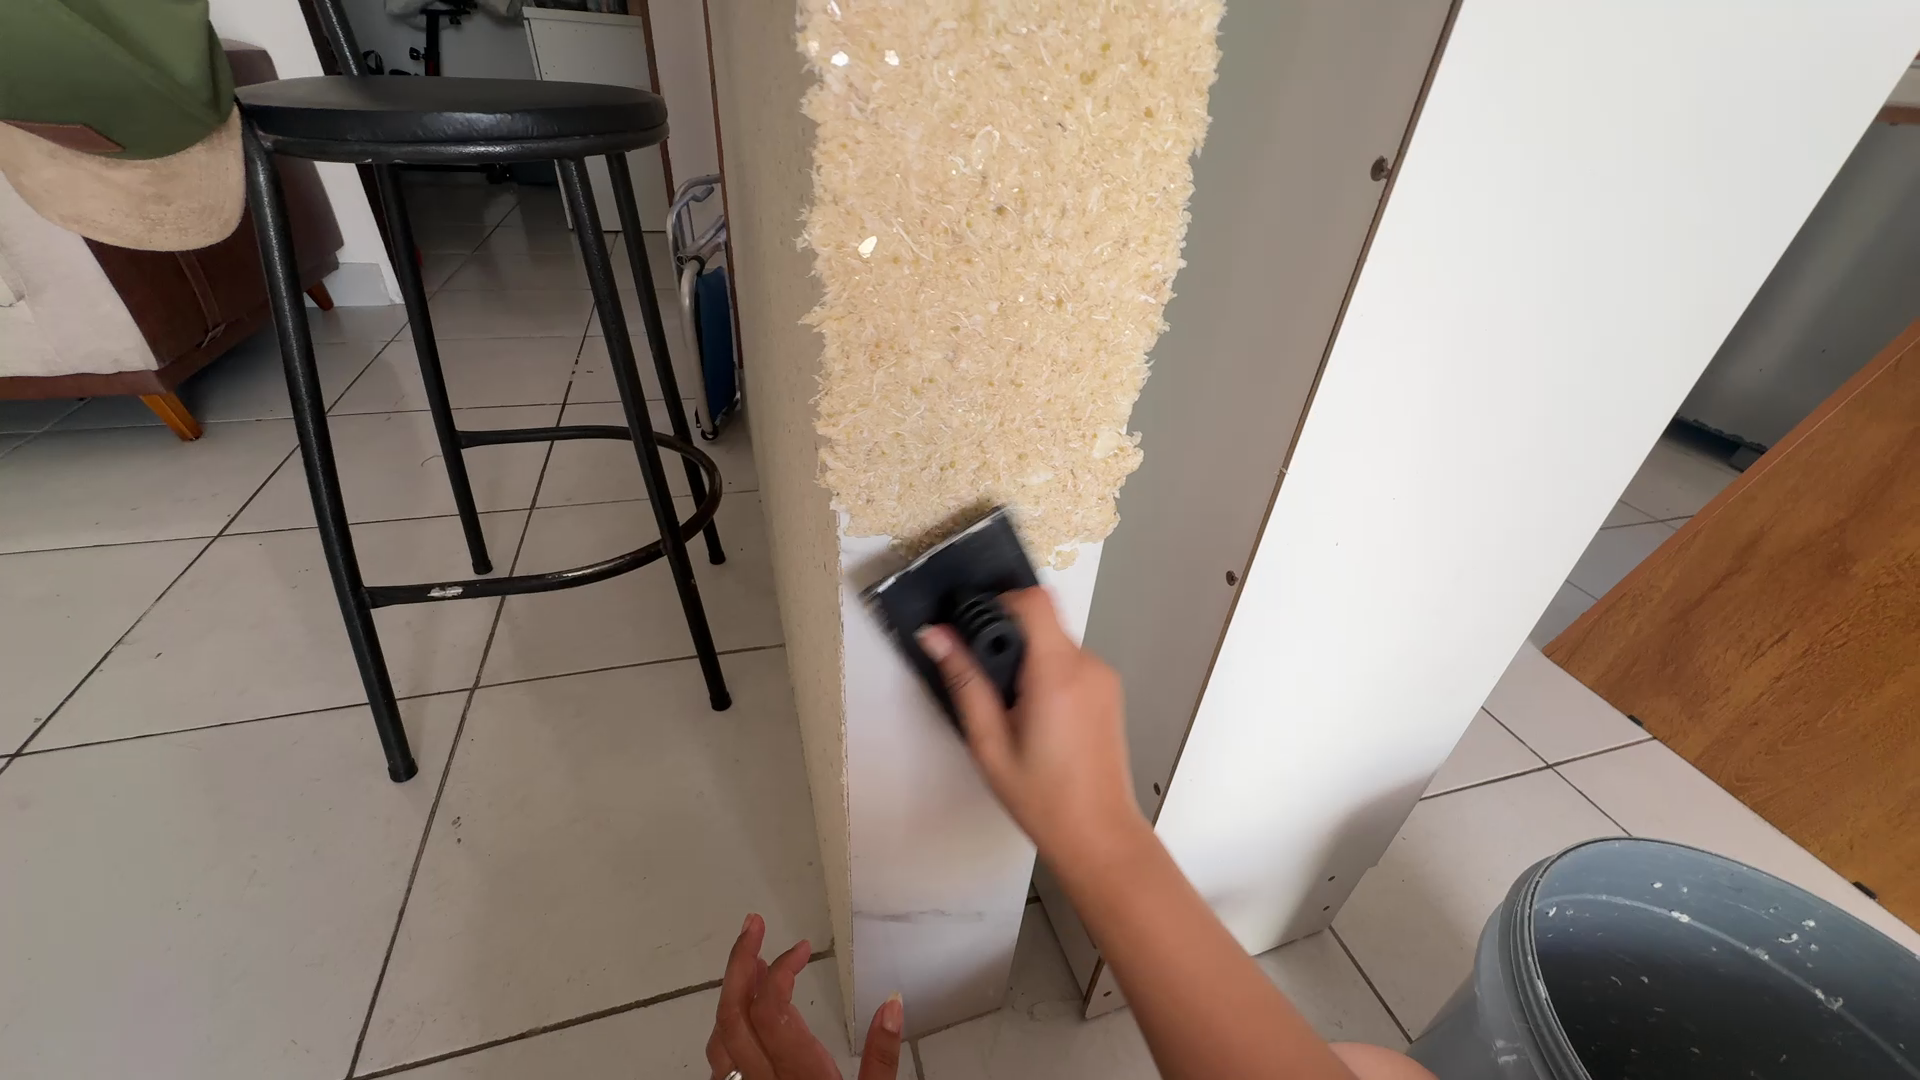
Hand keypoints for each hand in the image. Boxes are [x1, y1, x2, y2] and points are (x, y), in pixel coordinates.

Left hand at [706, 913, 902, 1079]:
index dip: (780, 968)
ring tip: (748, 957)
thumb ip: (882, 1058)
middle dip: (738, 962)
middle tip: (753, 923)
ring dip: (729, 992)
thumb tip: (892, 1001)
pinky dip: (727, 1027)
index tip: (803, 947)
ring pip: (718, 1041)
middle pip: (732, 1016)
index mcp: (798, 1078)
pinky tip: (742, 1016)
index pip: (772, 1009)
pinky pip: (719, 1066)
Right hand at [918, 587, 1148, 872]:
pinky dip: (1047, 672)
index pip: (1033, 601)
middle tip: (988, 683)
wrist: (1099, 833)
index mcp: (1057, 674)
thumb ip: (964, 681)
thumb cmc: (1044, 798)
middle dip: (1009, 638)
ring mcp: (1103, 676)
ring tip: (1012, 709)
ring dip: (1028, 658)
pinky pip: (1070, 660)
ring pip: (1055, 640)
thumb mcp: (989, 741)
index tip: (975, 628)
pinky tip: (1036, 715)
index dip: (1000, 602)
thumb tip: (936, 636)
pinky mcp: (1108, 688)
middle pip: (1042, 619)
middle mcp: (1087, 665)